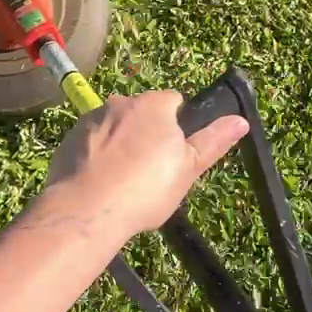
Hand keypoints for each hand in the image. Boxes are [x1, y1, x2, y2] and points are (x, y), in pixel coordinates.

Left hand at [40, 91, 249, 238]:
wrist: (86, 210)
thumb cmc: (145, 188)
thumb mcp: (188, 168)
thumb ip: (213, 141)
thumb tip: (241, 121)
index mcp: (154, 104)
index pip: (173, 101)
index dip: (177, 126)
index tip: (174, 154)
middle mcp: (122, 101)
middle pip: (142, 113)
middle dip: (147, 134)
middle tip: (151, 172)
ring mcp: (93, 117)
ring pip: (115, 126)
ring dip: (120, 144)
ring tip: (123, 182)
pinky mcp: (71, 137)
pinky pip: (91, 142)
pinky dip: (96, 155)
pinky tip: (100, 184)